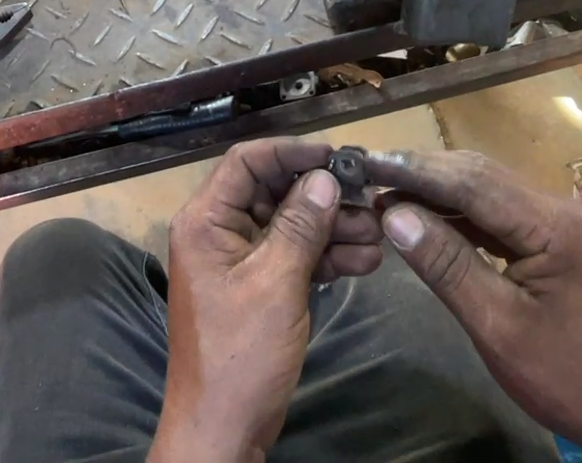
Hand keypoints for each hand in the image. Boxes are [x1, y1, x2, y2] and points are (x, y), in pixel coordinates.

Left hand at [149, 139, 384, 460]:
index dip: (291, 152)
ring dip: (331, 228)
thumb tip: (325, 178)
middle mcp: (219, 231)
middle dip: (321, 196)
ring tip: (376, 234)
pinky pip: (293, 256)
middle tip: (368, 197)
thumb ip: (301, 226)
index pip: (246, 162)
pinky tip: (364, 259)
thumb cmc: (241, 352)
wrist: (223, 429)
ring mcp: (239, 259)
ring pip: (289, 225)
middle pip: (273, 192)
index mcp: (206, 220)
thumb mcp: (275, 283)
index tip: (336, 154)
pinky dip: (325, 256)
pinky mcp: (258, 285)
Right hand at [367, 150, 581, 462]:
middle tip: (365, 173)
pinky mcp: (553, 238)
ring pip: (484, 187)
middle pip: (476, 174)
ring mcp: (558, 221)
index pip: (469, 180)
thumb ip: (446, 265)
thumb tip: (392, 214)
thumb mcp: (499, 327)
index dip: (412, 169)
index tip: (365, 162)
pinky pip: (495, 211)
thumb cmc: (570, 379)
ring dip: (434, 189)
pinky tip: (423, 217)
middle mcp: (558, 208)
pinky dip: (455, 210)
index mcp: (553, 225)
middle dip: (418, 171)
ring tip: (382, 192)